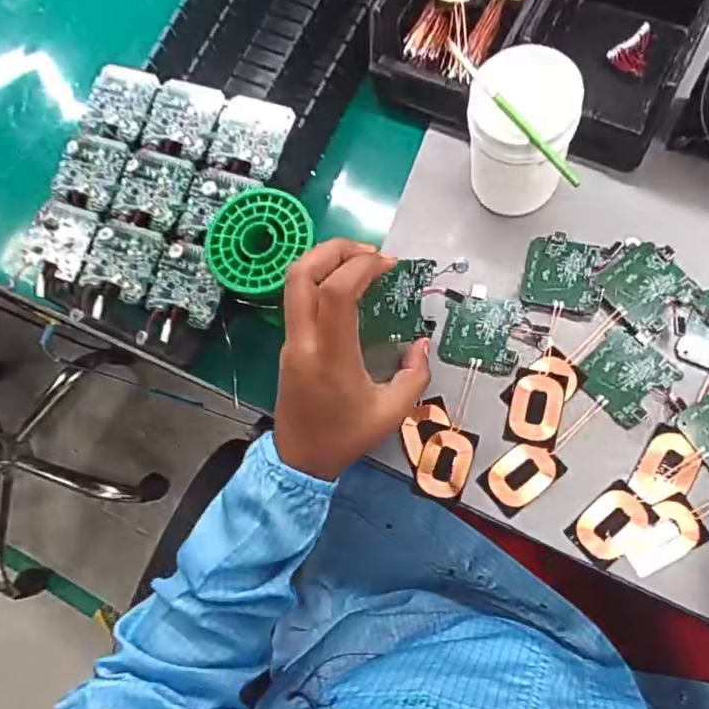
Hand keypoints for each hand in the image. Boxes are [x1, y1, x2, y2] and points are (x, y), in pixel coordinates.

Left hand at [273, 239, 430, 480]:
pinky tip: (346, 289)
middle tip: (369, 251)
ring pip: (294, 283)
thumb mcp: (392, 412)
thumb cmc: (345, 437)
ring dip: (324, 261)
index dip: (361, 267)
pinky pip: (298, 300)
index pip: (335, 293)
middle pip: (302, 274)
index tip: (388, 265)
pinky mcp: (288, 346)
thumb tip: (421, 344)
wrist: (300, 460)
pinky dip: (320, 281)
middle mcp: (303, 342)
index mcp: (329, 357)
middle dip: (335, 249)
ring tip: (359, 263)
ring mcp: (290, 342)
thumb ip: (414, 375)